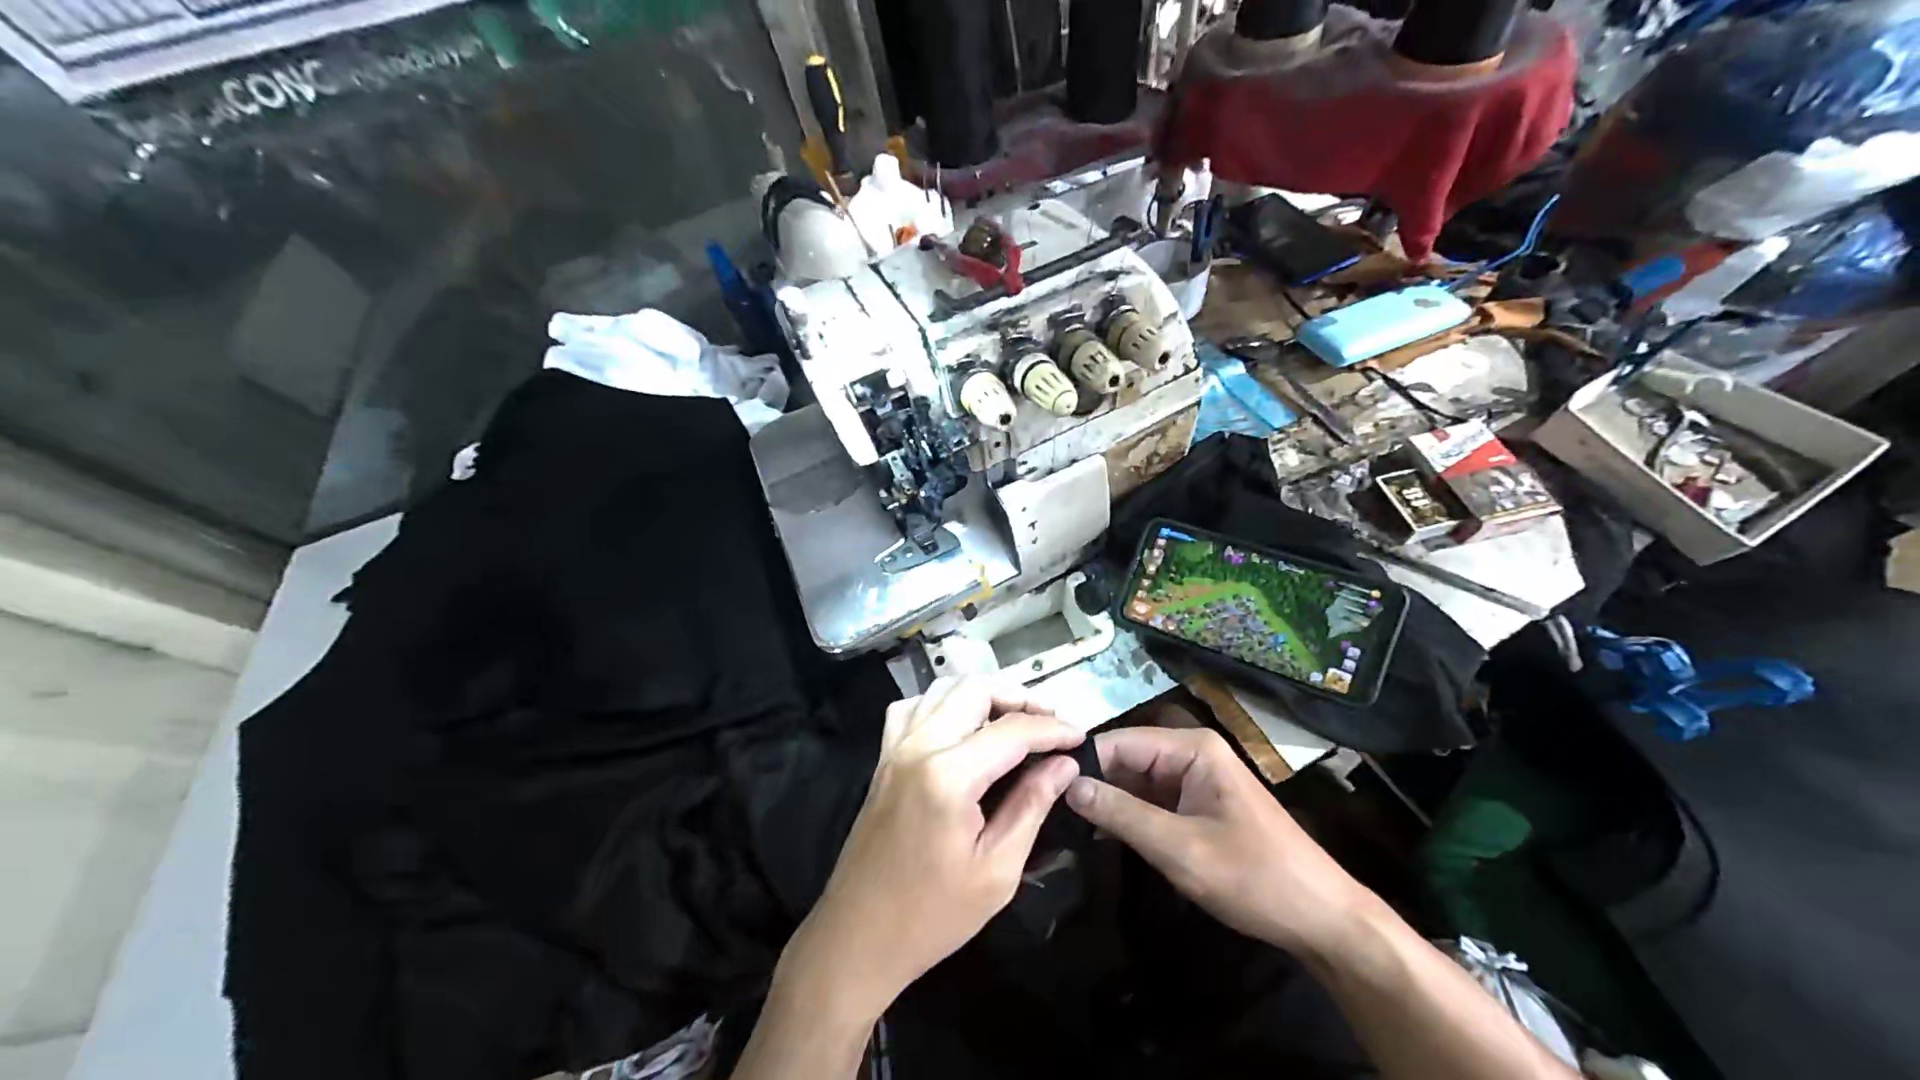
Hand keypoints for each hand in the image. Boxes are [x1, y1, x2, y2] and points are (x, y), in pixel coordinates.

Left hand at [779, 677, 1084, 1020]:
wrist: (858, 936)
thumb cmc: (932, 915)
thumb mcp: (997, 870)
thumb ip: (1031, 806)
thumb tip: (1064, 764)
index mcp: (948, 775)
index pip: (1011, 730)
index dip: (1052, 729)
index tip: (1081, 737)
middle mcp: (917, 746)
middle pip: (974, 688)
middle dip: (1019, 696)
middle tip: (1050, 723)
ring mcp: (895, 748)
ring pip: (942, 688)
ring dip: (983, 693)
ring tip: (1015, 719)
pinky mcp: (883, 758)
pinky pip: (913, 707)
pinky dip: (944, 702)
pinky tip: (962, 725)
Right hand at [1065, 726, 1380, 958]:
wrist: (1322, 920)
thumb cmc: (1253, 877)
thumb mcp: (1179, 848)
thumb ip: (1120, 814)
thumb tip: (1067, 785)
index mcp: (1192, 748)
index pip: (1119, 742)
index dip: (1081, 761)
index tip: (1042, 785)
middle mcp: (1192, 754)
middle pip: (1127, 759)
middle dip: (1093, 782)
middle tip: (1048, 808)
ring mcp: (1197, 780)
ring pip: (1137, 782)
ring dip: (1109, 801)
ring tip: (1064, 821)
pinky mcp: (1199, 806)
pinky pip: (1153, 801)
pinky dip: (1130, 816)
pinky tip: (1101, 834)